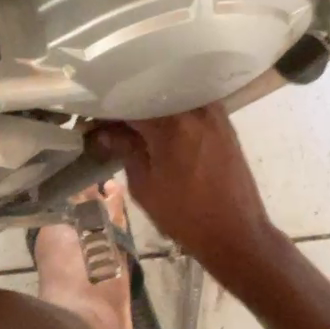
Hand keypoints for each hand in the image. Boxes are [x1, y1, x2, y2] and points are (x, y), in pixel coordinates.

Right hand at [90, 104, 280, 266]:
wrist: (236, 233)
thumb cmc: (185, 216)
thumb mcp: (145, 187)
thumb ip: (125, 151)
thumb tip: (104, 132)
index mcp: (171, 124)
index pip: (130, 104)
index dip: (107, 112)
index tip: (92, 121)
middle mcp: (194, 109)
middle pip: (153, 95)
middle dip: (130, 106)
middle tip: (110, 122)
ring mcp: (214, 114)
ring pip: (174, 98)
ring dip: (153, 107)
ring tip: (134, 123)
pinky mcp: (225, 123)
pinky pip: (192, 106)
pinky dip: (174, 112)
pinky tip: (161, 126)